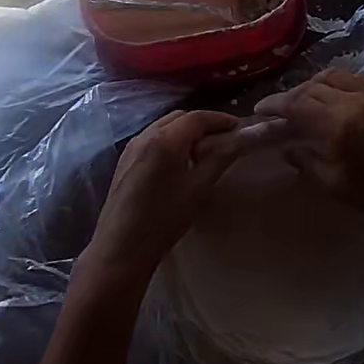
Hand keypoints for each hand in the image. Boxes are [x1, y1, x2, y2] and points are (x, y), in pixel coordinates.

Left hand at [85, 110, 252, 278]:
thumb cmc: (164, 219)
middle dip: (203, 124)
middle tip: (224, 139)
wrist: (122, 245)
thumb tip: (241, 139)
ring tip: (205, 151)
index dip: (220, 119)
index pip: (197, 118)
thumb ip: (220, 158)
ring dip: (185, 132)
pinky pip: (152, 139)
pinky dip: (170, 141)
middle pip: (178, 118)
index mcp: (164, 140)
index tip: (239, 128)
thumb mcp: (198, 189)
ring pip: (163, 127)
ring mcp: (131, 147)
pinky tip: (180, 162)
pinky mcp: (124, 160)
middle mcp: (144, 136)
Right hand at [254, 66, 363, 235]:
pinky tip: (330, 95)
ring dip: (310, 86)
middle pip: (310, 88)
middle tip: (274, 110)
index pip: (295, 104)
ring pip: (331, 77)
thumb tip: (287, 149)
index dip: (273, 105)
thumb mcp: (334, 184)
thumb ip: (306, 161)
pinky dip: (335, 82)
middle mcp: (352, 102)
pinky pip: (353, 79)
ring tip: (299, 100)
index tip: (258, 111)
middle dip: (288, 97)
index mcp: (337, 124)